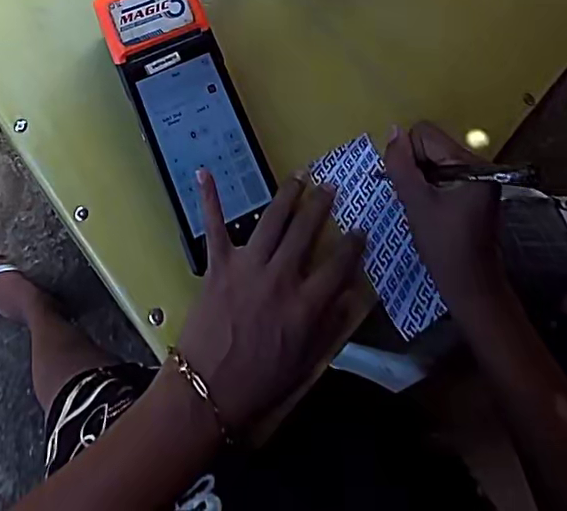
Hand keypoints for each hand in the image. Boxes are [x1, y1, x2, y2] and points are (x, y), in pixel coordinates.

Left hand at [176, 170, 362, 434]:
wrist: (205, 393)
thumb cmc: (258, 383)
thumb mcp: (305, 363)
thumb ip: (330, 325)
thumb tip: (353, 293)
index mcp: (304, 304)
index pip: (338, 265)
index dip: (353, 244)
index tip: (361, 228)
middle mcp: (281, 276)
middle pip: (306, 231)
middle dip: (321, 205)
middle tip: (330, 186)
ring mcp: (248, 266)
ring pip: (273, 219)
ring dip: (288, 194)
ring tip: (300, 176)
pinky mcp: (218, 265)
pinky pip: (215, 226)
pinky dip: (210, 198)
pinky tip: (205, 172)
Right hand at [381, 122, 501, 301]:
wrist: (473, 289)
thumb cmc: (444, 247)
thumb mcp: (416, 203)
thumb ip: (401, 165)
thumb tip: (393, 131)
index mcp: (470, 163)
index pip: (425, 134)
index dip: (408, 155)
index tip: (408, 185)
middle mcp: (478, 163)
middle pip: (431, 144)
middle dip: (415, 166)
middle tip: (412, 198)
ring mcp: (478, 177)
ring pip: (435, 159)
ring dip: (421, 178)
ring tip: (420, 206)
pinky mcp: (475, 190)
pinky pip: (444, 173)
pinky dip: (431, 186)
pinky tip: (429, 210)